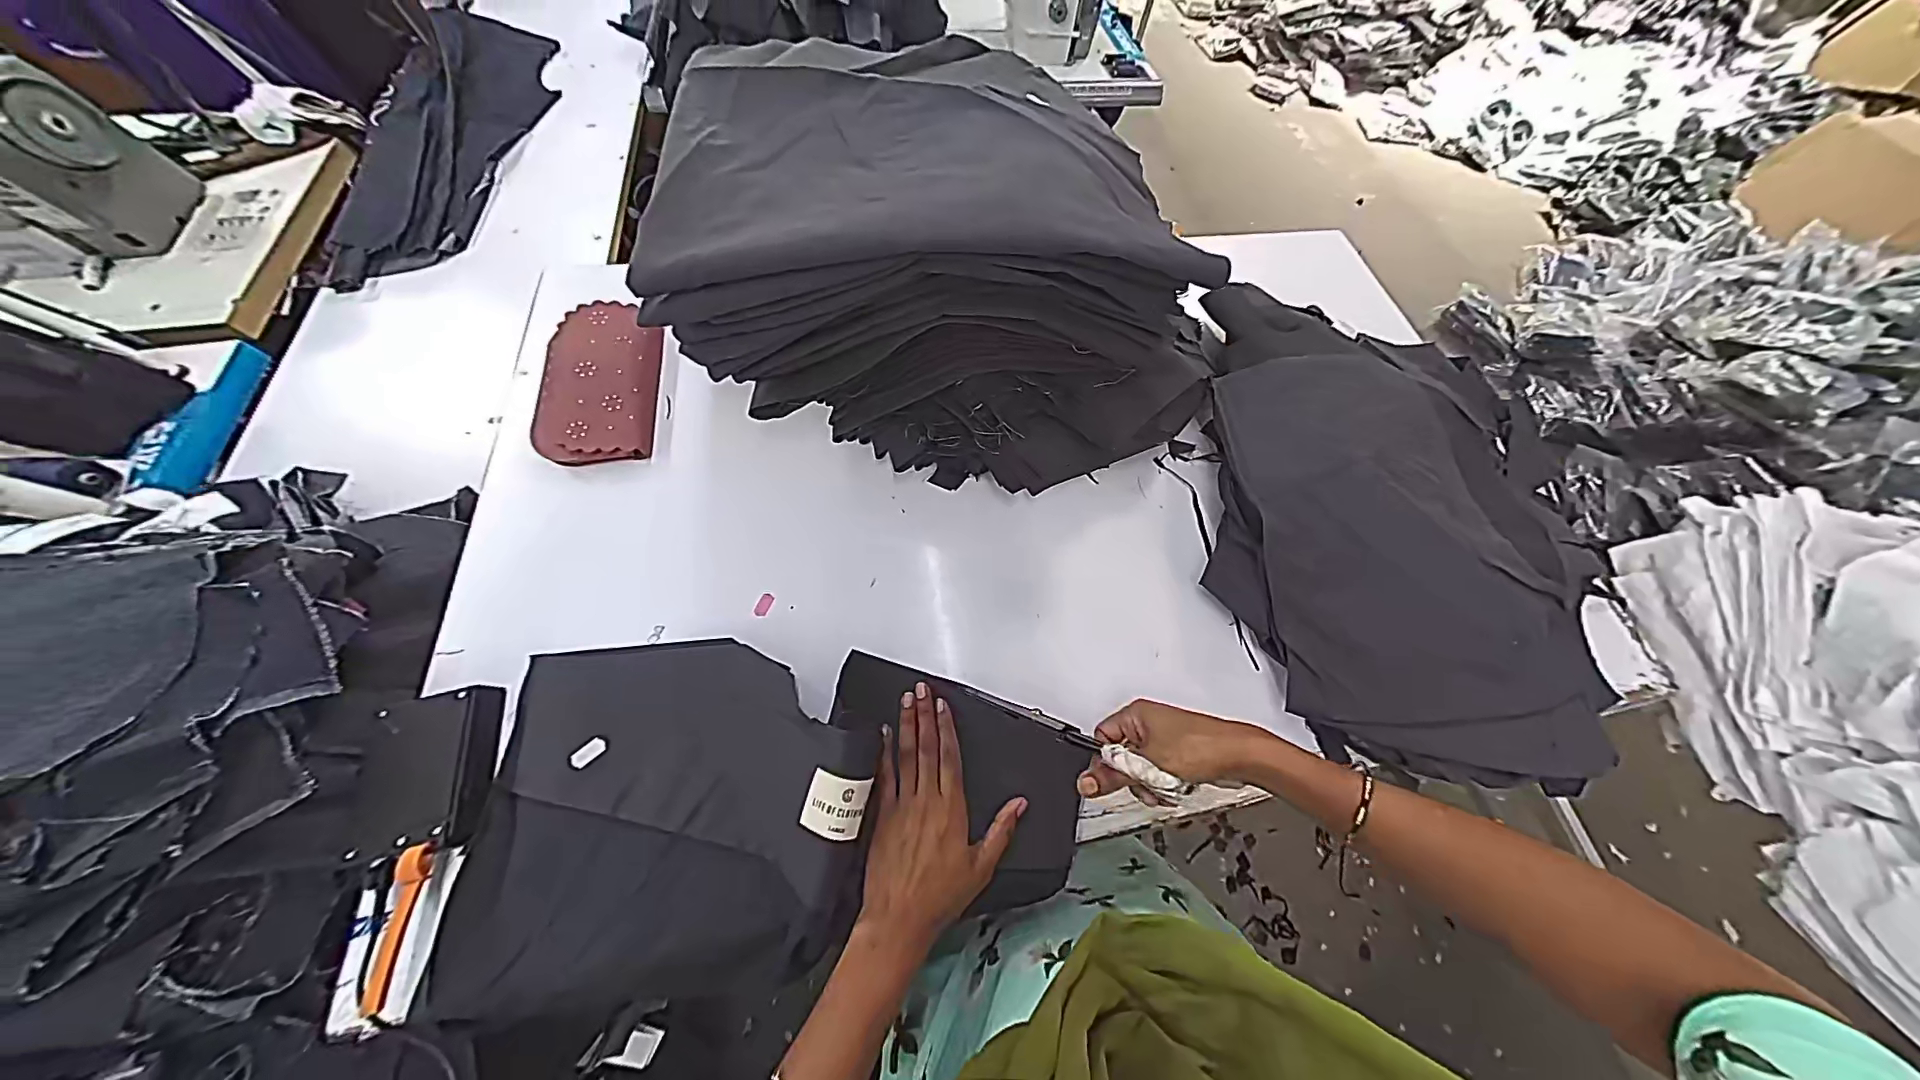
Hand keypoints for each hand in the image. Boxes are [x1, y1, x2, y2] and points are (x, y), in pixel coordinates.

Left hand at [859, 683, 1024, 952]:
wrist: (899, 918)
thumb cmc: (940, 896)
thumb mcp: (982, 865)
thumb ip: (1002, 830)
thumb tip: (1019, 805)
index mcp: (951, 809)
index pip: (949, 758)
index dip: (946, 728)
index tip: (942, 706)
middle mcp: (925, 801)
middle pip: (925, 748)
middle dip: (924, 715)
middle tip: (922, 690)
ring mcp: (901, 806)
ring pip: (904, 755)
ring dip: (905, 725)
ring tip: (905, 701)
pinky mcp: (882, 815)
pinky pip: (884, 776)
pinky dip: (882, 753)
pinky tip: (882, 735)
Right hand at [1076, 699, 1271, 796]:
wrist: (1241, 756)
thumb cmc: (1202, 747)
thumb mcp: (1148, 766)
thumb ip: (1114, 775)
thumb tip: (1088, 781)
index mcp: (1134, 714)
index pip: (1101, 739)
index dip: (1106, 762)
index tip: (1112, 780)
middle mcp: (1148, 722)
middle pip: (1121, 757)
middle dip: (1134, 777)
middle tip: (1147, 783)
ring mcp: (1163, 737)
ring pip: (1140, 768)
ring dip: (1150, 784)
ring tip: (1166, 785)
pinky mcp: (1177, 752)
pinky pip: (1158, 772)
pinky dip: (1164, 783)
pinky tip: (1177, 786)